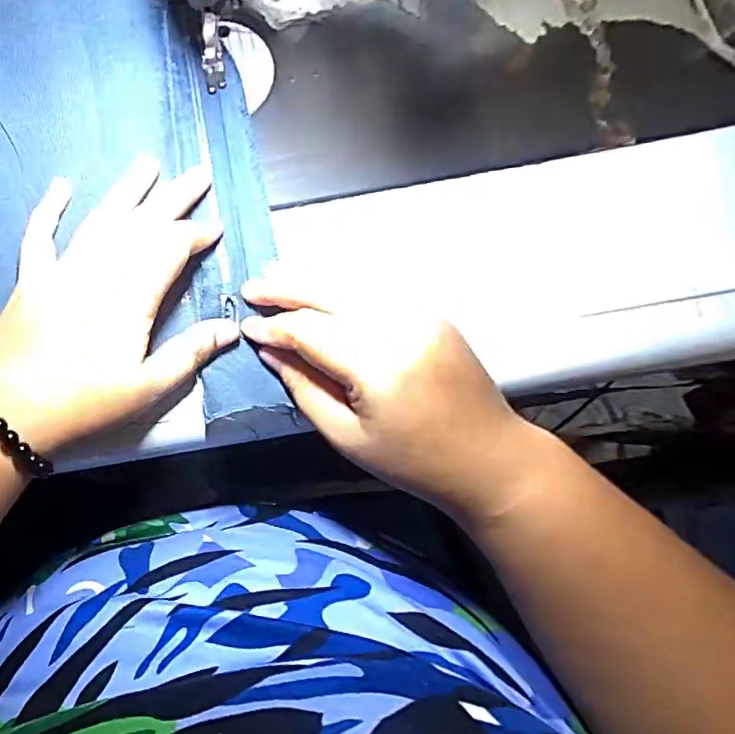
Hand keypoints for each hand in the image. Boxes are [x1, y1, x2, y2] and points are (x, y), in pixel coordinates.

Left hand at [0, 155, 241, 452]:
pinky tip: (62, 186)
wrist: (13, 410)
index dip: (194, 235)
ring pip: (99, 219)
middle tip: (198, 174)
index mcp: (131, 298)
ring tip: (147, 163)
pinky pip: (40, 235)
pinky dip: (49, 209)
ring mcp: (61, 271)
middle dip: (173, 199)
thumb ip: (188, 353)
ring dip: (125, 191)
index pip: (169, 250)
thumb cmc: (84, 403)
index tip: (215, 226)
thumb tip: (229, 328)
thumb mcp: (146, 388)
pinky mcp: (31, 279)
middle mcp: (98, 272)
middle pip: (141, 225)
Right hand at [240, 263, 550, 523]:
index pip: (311, 331)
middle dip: (288, 287)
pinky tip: (323, 278)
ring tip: (278, 273)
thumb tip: (271, 350)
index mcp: (377, 365)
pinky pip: (380, 286)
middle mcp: (400, 327)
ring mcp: (421, 314)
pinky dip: (346, 279)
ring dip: (314, 275)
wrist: (487, 456)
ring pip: (355, 281)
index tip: (247, 327)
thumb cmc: (412, 461)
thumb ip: (304, 388)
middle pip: (331, 293)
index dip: (275, 327)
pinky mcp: (432, 313)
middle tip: (252, 286)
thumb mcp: (346, 437)